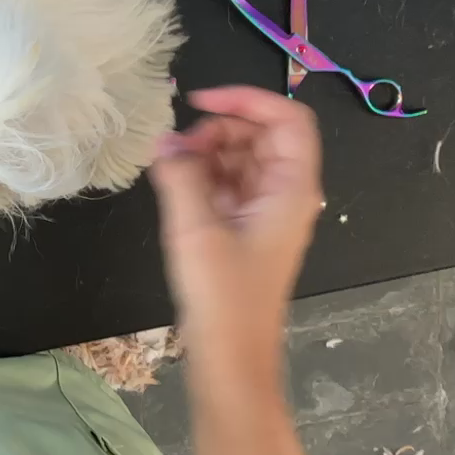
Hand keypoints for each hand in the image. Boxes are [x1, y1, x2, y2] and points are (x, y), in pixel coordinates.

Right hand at [146, 86, 322, 367]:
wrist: (230, 354)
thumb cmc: (223, 294)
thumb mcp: (196, 230)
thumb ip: (179, 176)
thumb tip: (162, 140)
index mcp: (292, 188)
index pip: (284, 119)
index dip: (244, 100)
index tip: (196, 102)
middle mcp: (284, 193)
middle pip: (259, 137)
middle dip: (217, 131)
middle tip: (175, 148)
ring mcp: (263, 212)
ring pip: (239, 161)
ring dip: (204, 154)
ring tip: (168, 167)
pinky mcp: (241, 230)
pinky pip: (225, 187)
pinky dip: (200, 178)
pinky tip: (172, 184)